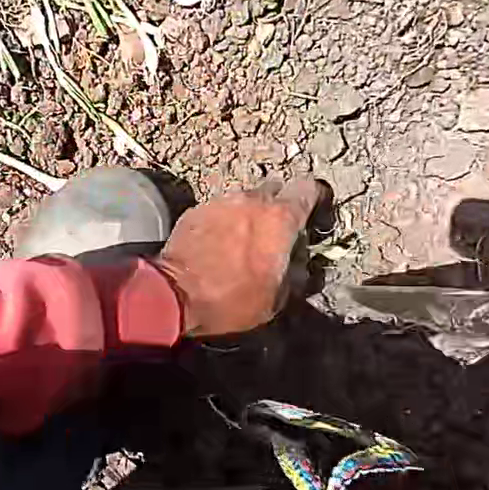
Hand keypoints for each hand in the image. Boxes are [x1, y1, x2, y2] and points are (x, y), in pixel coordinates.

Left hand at [154, 180, 326, 336]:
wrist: (173, 294)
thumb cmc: (229, 299)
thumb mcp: (276, 297)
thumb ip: (294, 271)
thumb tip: (296, 264)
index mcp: (279, 217)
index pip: (309, 189)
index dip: (315, 202)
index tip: (312, 219)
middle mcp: (250, 201)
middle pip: (275, 191)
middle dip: (278, 209)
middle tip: (274, 235)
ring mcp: (219, 202)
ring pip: (243, 199)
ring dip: (247, 215)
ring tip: (242, 241)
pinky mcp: (194, 210)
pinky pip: (217, 209)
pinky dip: (222, 221)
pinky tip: (217, 243)